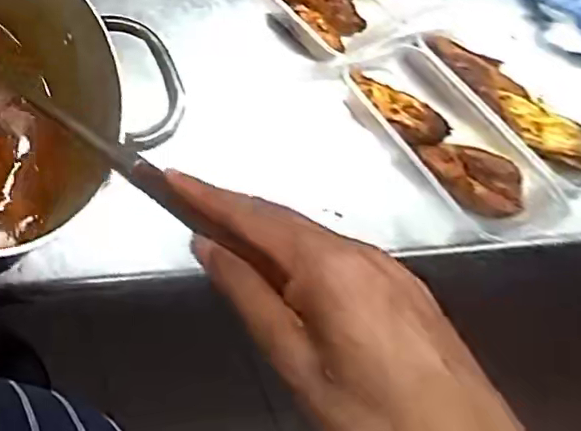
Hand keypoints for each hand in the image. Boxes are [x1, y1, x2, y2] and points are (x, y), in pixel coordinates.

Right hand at [168, 172, 523, 430]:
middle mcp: (362, 254)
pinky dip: (298, 247)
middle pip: (280, 217)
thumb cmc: (381, 422)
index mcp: (329, 266)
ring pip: (310, 234)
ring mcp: (391, 271)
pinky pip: (338, 251)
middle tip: (187, 199)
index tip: (171, 175)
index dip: (205, 194)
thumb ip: (247, 295)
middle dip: (231, 207)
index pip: (251, 216)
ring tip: (226, 233)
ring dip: (263, 228)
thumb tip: (207, 247)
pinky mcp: (408, 291)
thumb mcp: (298, 365)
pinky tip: (285, 266)